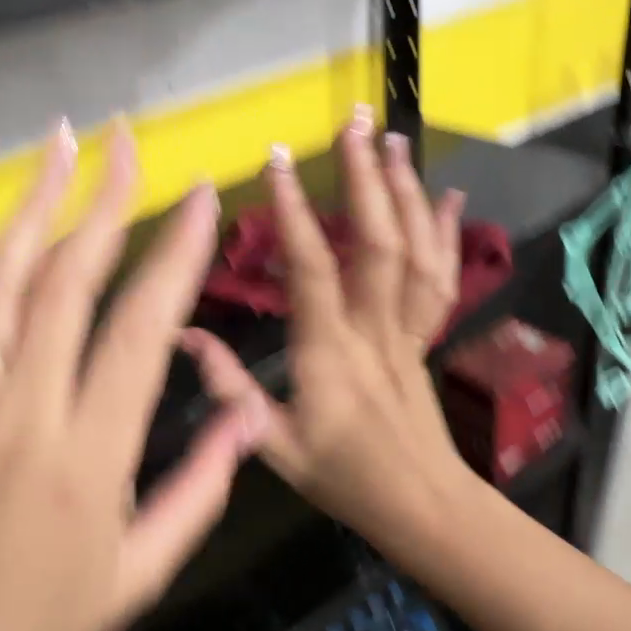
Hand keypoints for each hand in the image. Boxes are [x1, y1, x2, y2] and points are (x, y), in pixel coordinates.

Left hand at [0, 120, 266, 630]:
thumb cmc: (43, 621)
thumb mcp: (140, 573)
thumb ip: (199, 489)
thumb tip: (250, 417)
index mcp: (93, 452)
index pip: (141, 328)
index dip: (175, 255)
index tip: (200, 198)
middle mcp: (29, 407)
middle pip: (69, 282)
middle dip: (105, 202)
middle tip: (127, 141)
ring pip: (3, 281)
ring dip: (33, 204)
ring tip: (60, 141)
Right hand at [182, 106, 473, 550]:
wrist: (424, 507)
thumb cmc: (344, 478)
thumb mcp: (274, 445)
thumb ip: (230, 389)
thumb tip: (182, 335)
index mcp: (329, 352)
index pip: (311, 269)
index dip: (295, 211)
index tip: (278, 161)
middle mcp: (374, 328)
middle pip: (376, 242)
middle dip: (365, 177)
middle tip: (355, 123)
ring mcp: (407, 328)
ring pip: (415, 252)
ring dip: (405, 191)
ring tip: (394, 141)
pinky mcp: (426, 335)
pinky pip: (441, 279)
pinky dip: (446, 234)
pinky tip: (448, 196)